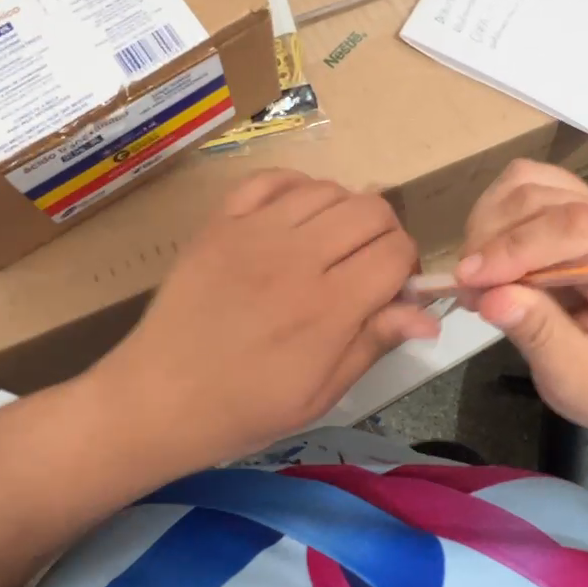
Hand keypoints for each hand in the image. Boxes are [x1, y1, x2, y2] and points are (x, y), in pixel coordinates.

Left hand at [101, 170, 439, 462]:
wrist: (158, 398)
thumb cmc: (244, 408)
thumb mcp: (320, 394)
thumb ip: (373, 342)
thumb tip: (429, 314)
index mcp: (328, 307)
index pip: (397, 252)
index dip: (408, 268)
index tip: (394, 291)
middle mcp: (296, 257)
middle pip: (371, 209)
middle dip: (385, 234)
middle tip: (368, 267)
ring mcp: (254, 232)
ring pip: (328, 189)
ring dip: (344, 212)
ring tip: (330, 245)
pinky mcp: (220, 221)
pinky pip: (272, 178)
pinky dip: (296, 188)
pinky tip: (295, 216)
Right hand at [456, 160, 587, 443]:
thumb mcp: (581, 383)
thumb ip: (542, 337)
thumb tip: (493, 298)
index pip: (574, 226)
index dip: (514, 246)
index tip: (469, 280)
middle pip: (543, 196)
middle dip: (492, 239)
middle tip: (468, 292)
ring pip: (528, 183)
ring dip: (488, 223)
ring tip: (478, 277)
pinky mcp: (575, 211)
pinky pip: (525, 189)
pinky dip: (494, 217)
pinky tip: (490, 259)